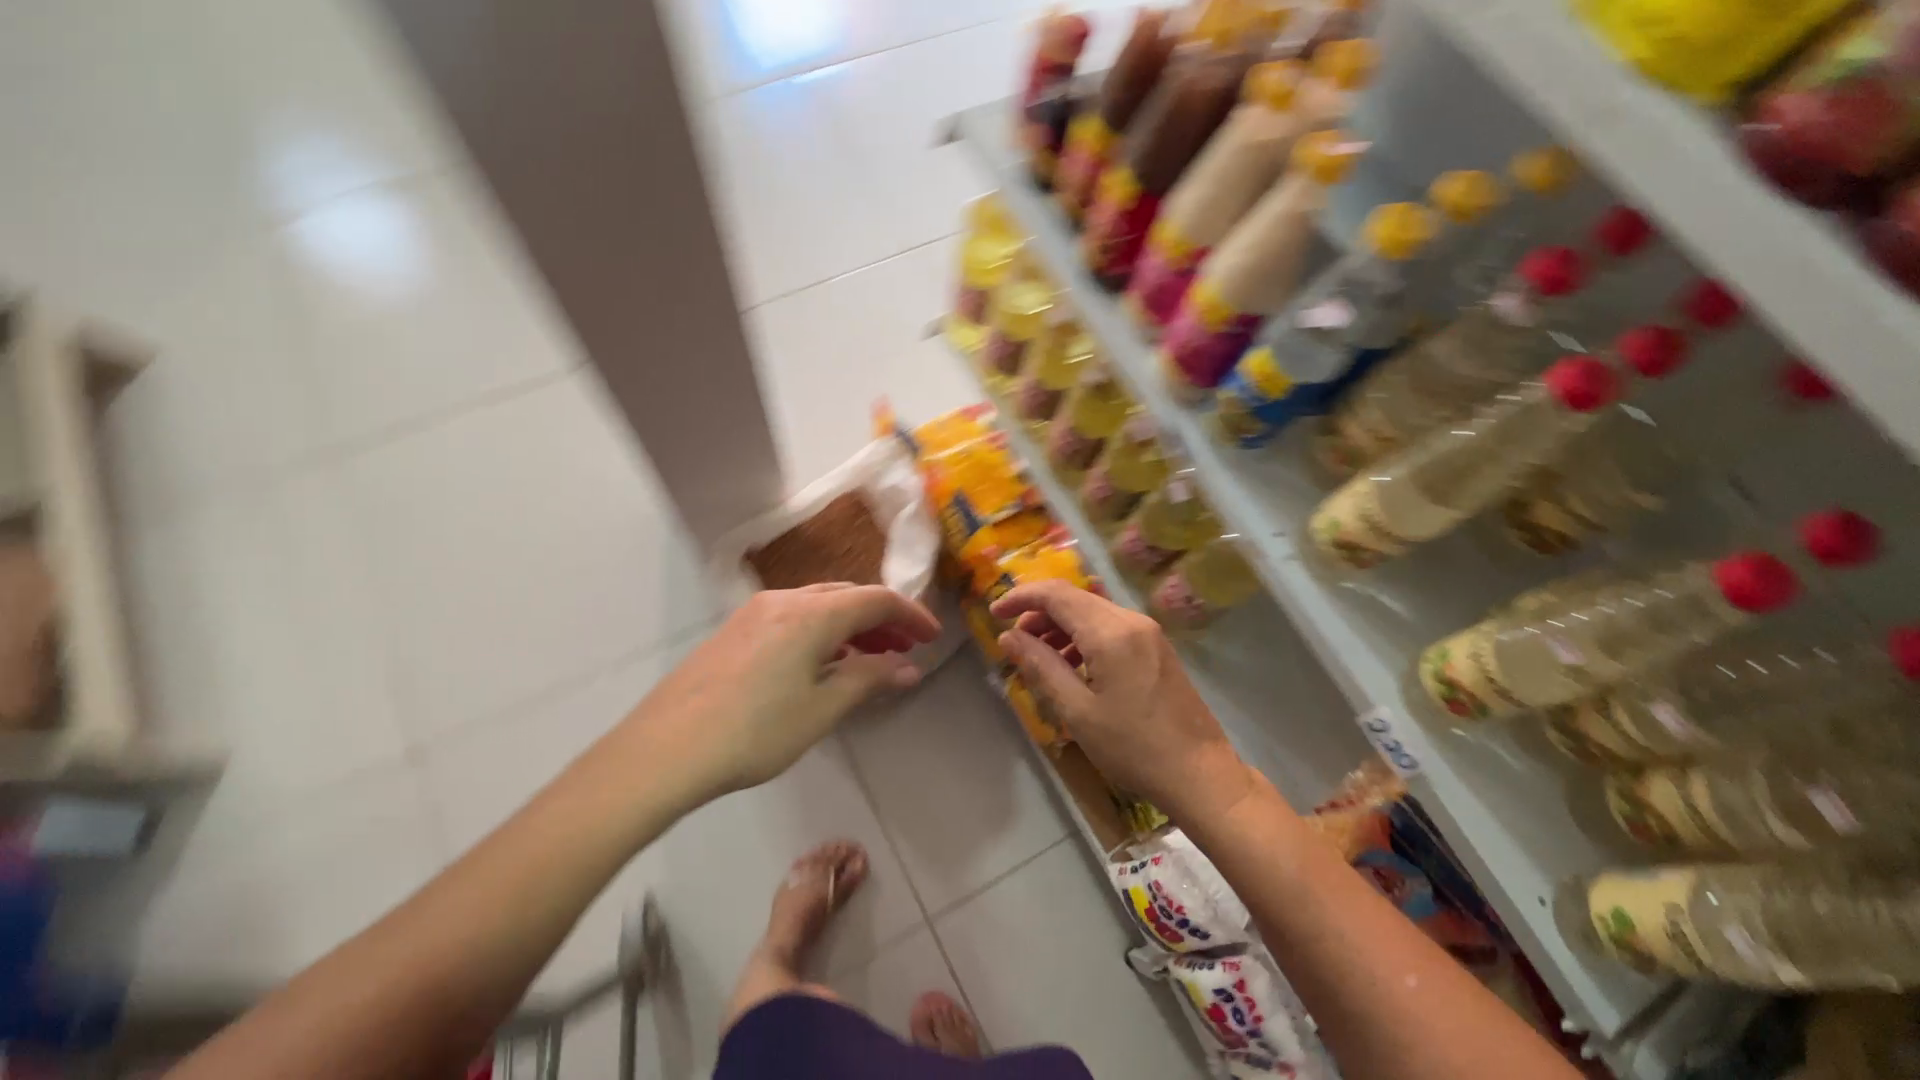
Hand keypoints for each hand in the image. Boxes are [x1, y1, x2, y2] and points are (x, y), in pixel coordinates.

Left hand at [620, 584, 940, 800]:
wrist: (665, 750)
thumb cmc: (755, 732)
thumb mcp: (821, 709)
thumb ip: (869, 680)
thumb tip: (907, 667)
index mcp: (811, 613)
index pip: (875, 598)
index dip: (911, 615)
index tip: (934, 638)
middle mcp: (783, 600)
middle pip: (846, 596)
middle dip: (882, 619)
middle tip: (906, 650)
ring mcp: (753, 614)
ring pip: (817, 606)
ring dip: (850, 627)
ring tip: (871, 660)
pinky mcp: (733, 632)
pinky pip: (792, 619)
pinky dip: (821, 634)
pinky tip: (823, 666)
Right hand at [990, 581, 1256, 823]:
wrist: (1200, 774)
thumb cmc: (1133, 748)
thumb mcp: (1077, 711)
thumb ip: (1040, 666)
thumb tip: (1008, 637)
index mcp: (1111, 633)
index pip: (1056, 594)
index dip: (1020, 598)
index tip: (994, 615)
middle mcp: (1132, 621)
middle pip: (1075, 599)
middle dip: (1039, 613)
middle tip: (1014, 643)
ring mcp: (1149, 633)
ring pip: (1093, 613)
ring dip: (1061, 627)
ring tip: (1039, 659)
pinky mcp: (1157, 649)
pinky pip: (1111, 629)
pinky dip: (1083, 638)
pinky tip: (1073, 668)